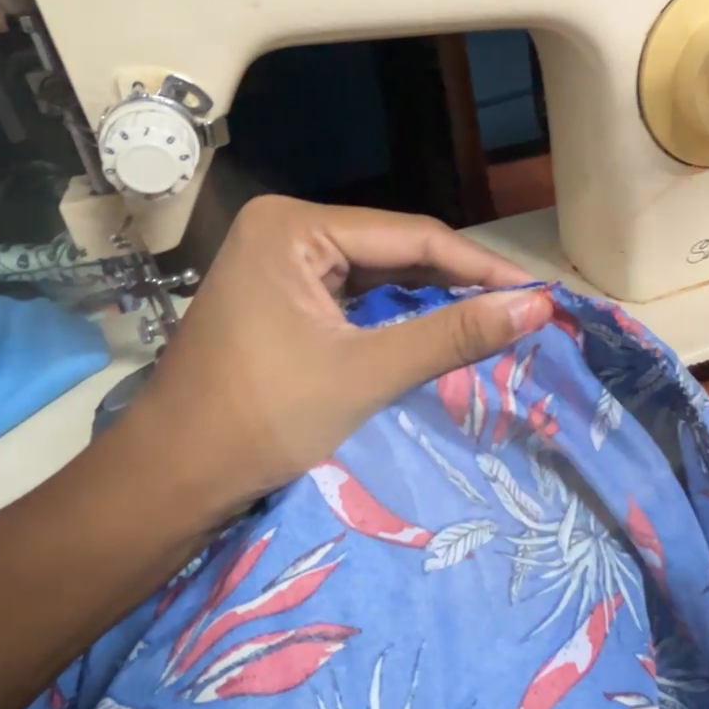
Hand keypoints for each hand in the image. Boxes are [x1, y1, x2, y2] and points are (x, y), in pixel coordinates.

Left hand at [99, 197, 551, 524]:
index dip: (483, 267)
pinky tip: (442, 327)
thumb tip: (538, 305)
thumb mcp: (367, 372)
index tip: (540, 293)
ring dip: (435, 298)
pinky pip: (359, 294)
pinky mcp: (283, 295)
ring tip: (496, 317)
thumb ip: (454, 334)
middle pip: (398, 249)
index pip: (413, 237)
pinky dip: (401, 313)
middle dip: (461, 282)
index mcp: (295, 227)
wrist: (168, 481)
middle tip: (524, 308)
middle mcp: (287, 228)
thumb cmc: (260, 419)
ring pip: (382, 272)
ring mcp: (281, 261)